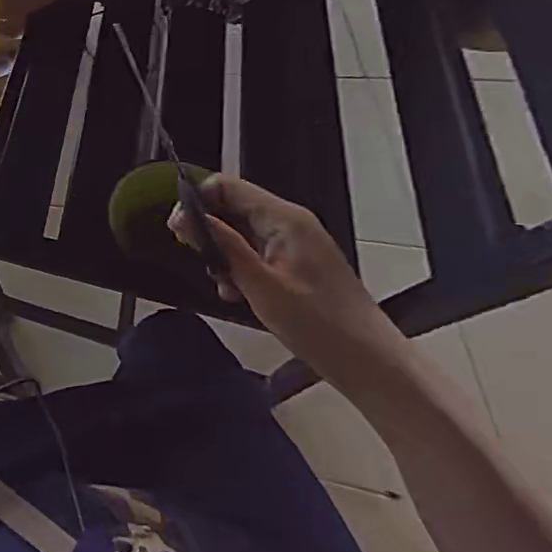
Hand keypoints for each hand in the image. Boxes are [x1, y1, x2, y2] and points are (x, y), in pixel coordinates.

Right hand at [169, 175, 414, 393]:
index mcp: (285, 219)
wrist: (372, 366)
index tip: (179, 229)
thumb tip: (186, 217)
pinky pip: (255, 252)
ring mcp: (295, 244)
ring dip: (223, 254)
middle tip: (199, 259)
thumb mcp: (260, 284)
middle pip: (232, 207)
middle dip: (209, 231)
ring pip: (241, 232)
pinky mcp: (296, 264)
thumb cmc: (321, 326)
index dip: (197, 201)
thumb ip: (222, 245)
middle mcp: (290, 223)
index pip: (226, 185)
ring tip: (224, 283)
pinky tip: (237, 292)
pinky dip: (240, 268)